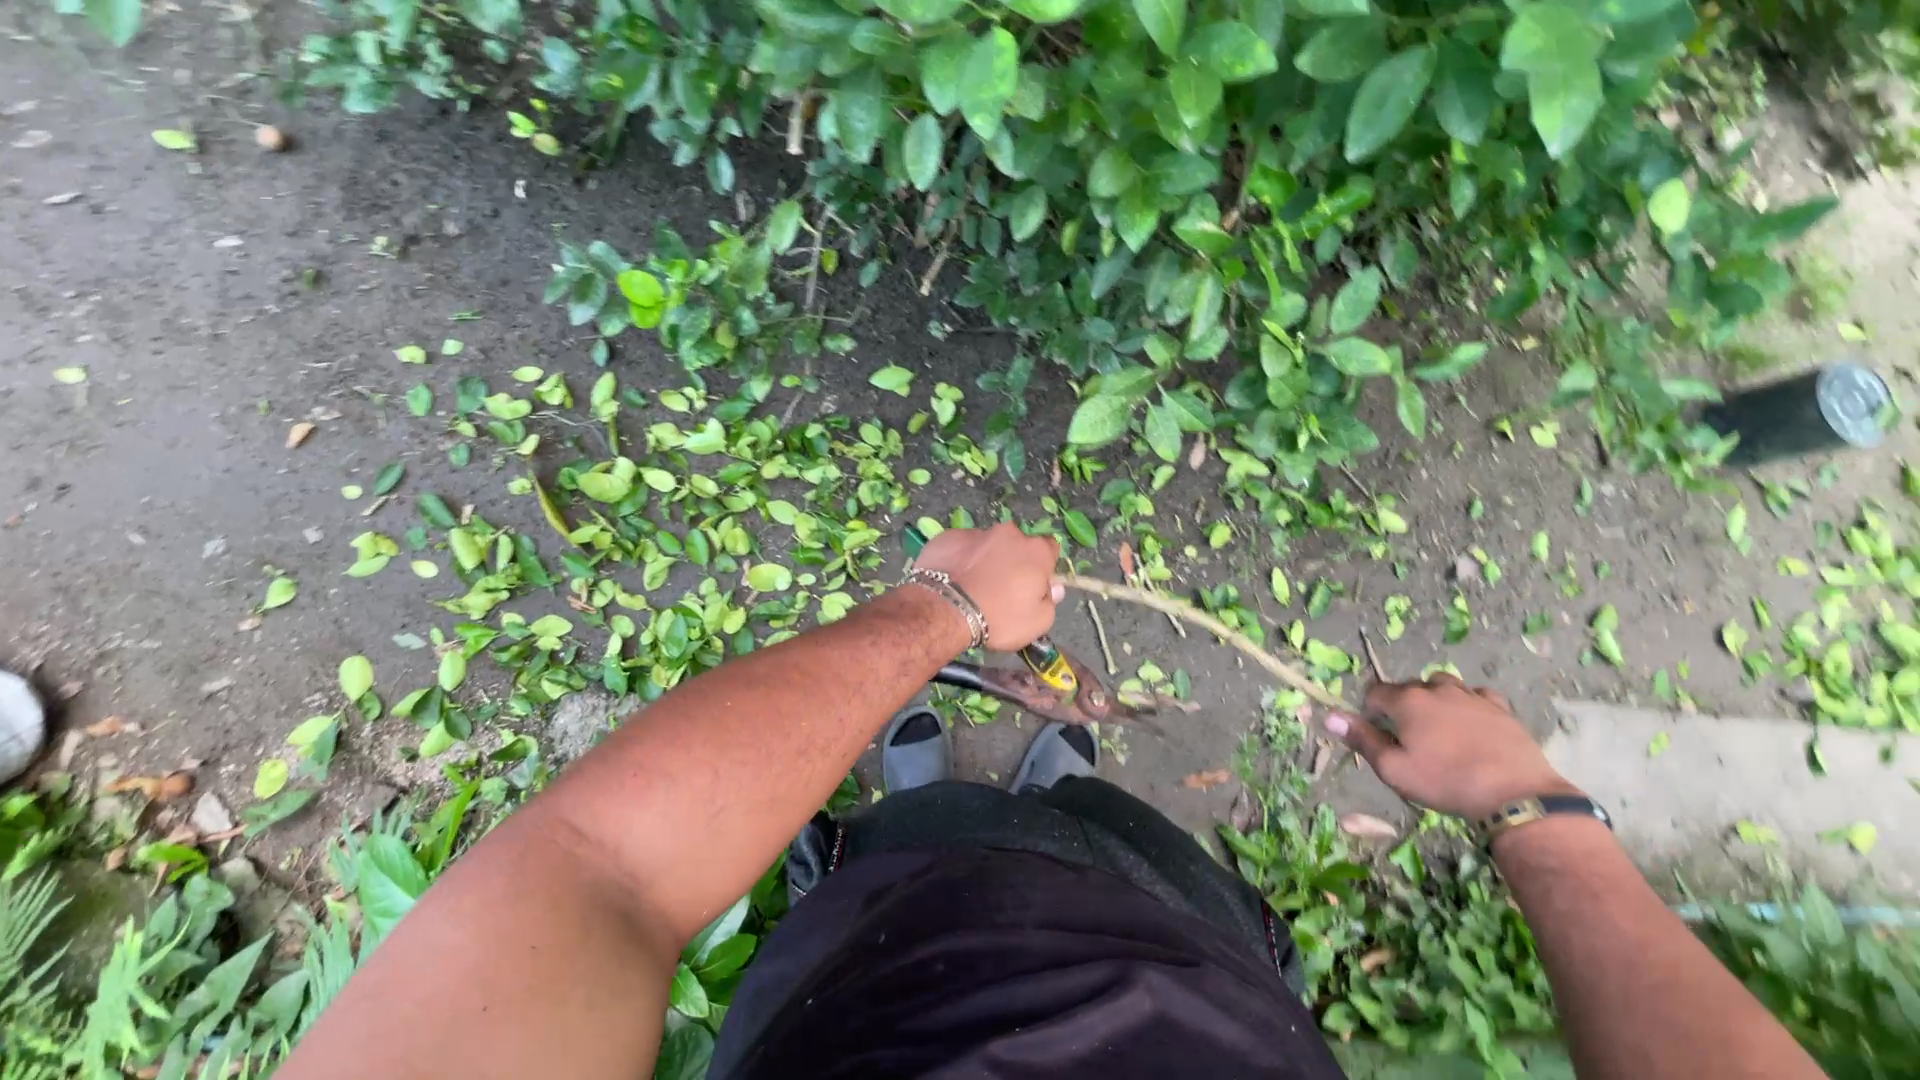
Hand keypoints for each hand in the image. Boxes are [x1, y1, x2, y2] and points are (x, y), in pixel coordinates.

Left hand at [913, 523, 1063, 650]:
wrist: (945, 610)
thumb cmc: (999, 619)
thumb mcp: (1037, 623)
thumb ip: (1050, 601)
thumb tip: (1053, 588)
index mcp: (1036, 551)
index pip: (1050, 549)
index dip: (1043, 567)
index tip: (1033, 584)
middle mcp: (1009, 534)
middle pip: (1016, 545)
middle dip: (1011, 560)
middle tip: (1000, 587)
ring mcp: (976, 532)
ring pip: (987, 544)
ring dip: (984, 559)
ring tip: (971, 585)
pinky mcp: (948, 536)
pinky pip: (960, 547)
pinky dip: (959, 559)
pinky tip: (951, 579)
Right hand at [1325, 673, 1578, 820]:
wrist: (1514, 794)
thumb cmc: (1445, 782)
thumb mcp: (1393, 768)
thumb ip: (1362, 739)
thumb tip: (1329, 716)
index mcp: (1407, 701)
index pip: (1375, 692)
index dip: (1370, 711)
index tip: (1378, 735)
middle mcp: (1436, 689)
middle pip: (1408, 687)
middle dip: (1401, 706)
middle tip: (1408, 739)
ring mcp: (1471, 695)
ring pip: (1443, 686)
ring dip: (1434, 700)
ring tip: (1438, 728)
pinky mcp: (1500, 708)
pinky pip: (1476, 695)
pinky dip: (1467, 704)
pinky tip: (1470, 723)